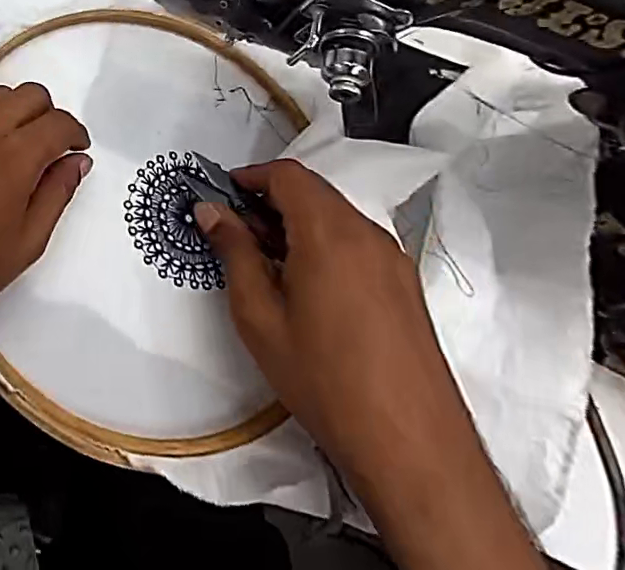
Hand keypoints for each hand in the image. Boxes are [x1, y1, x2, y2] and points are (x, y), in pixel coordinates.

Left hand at [0, 82, 91, 352]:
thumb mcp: (26, 242)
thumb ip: (57, 193)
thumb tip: (77, 161)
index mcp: (14, 156)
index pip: (58, 122)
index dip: (76, 134)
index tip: (77, 151)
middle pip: (30, 94)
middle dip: (49, 115)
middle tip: (51, 150)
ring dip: (18, 110)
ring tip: (20, 149)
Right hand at [193, 159, 435, 458]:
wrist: (412, 449)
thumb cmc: (327, 381)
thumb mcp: (259, 315)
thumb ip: (234, 252)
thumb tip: (213, 213)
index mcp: (331, 235)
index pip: (287, 175)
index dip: (250, 176)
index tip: (223, 195)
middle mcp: (368, 236)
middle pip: (313, 191)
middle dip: (269, 200)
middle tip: (236, 231)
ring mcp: (393, 261)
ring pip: (335, 216)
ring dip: (296, 222)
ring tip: (266, 262)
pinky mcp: (405, 286)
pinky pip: (356, 242)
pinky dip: (323, 243)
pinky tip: (304, 285)